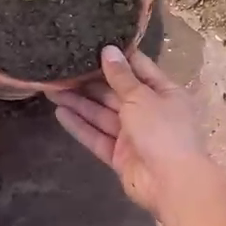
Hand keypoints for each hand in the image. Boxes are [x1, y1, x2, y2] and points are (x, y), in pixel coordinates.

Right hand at [48, 44, 207, 214]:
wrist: (174, 185)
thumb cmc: (163, 130)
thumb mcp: (142, 96)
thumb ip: (121, 76)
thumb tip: (109, 49)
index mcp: (163, 93)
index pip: (138, 68)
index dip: (117, 56)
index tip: (92, 41)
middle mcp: (148, 112)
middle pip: (114, 92)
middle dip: (89, 81)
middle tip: (61, 67)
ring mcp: (133, 135)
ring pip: (102, 114)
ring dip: (78, 102)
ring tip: (51, 88)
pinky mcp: (120, 155)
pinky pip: (97, 136)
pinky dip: (80, 125)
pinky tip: (59, 113)